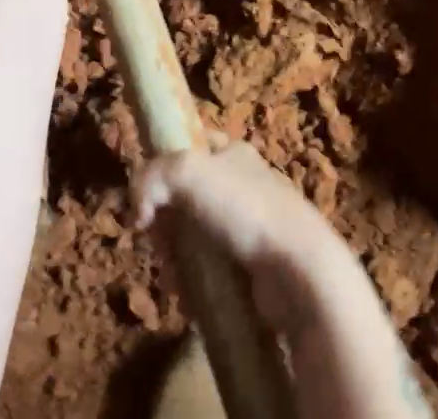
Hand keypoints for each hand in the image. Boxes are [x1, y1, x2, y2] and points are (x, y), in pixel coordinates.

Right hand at [135, 135, 429, 418]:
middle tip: (158, 239)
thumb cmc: (245, 209)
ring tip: (174, 274)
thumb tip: (139, 211)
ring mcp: (247, 226)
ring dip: (175, 255)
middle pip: (183, 195)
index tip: (149, 191)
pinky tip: (187, 292)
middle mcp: (241, 184)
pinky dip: (192, 279)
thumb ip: (151, 177)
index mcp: (233, 153)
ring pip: (192, 234)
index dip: (163, 164)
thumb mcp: (186, 171)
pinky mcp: (250, 265)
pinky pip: (208, 268)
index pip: (190, 144)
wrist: (299, 271)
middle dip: (164, 220)